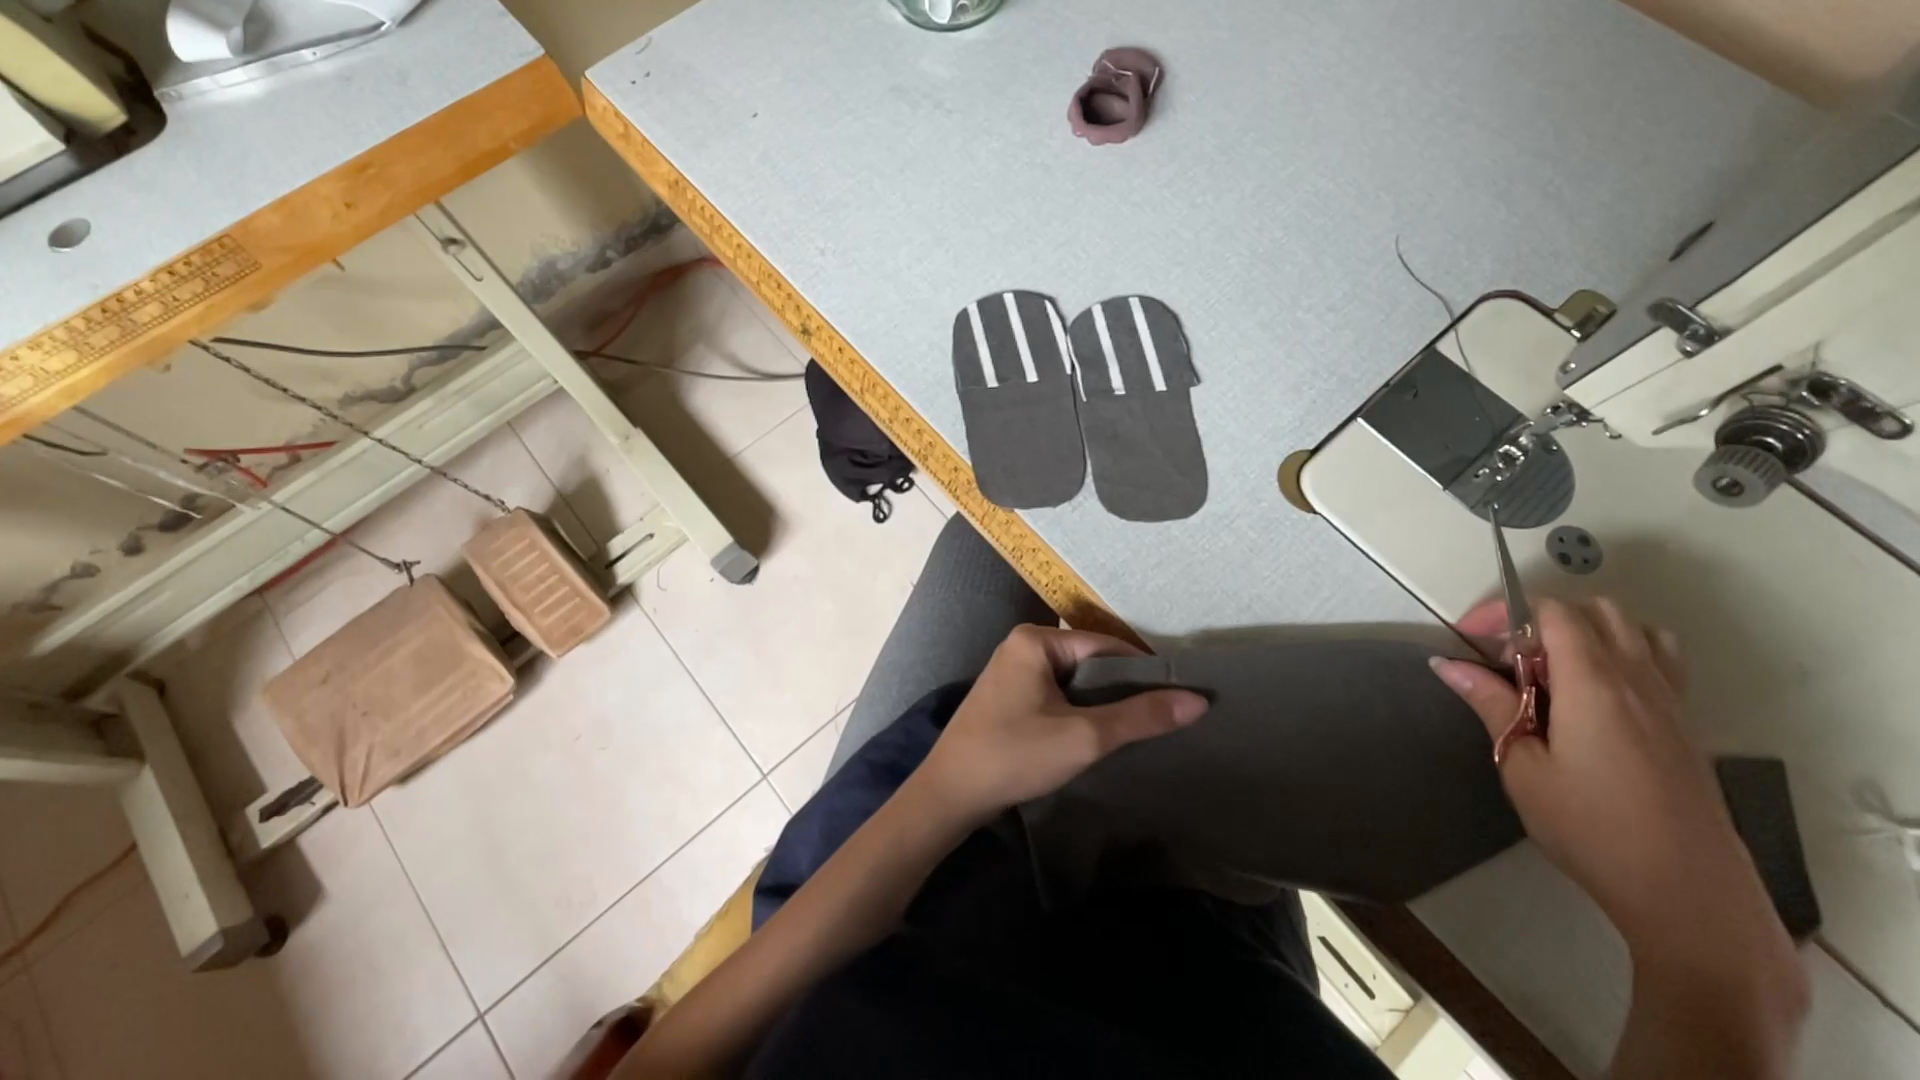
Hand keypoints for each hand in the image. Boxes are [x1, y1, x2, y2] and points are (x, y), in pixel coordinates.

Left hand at [914, 625, 1208, 825]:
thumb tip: (1199, 700)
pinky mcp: (1006, 701)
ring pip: (1074, 683)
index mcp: (1035, 640)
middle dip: (1124, 689)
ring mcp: (1010, 674)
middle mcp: (1021, 647)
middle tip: (1165, 715)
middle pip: (1090, 663)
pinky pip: (1056, 697)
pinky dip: (1079, 713)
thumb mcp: (1085, 736)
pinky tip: (1099, 736)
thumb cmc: (1015, 755)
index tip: (1179, 696)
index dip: (1145, 671)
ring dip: (1103, 704)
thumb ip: (1141, 716)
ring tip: (1140, 728)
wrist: (949, 796)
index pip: (1106, 646)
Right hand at [1429, 598, 1777, 958]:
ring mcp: (1669, 699)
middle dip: (1544, 619)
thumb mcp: (1523, 768)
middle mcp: (1637, 678)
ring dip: (1588, 633)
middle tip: (1510, 661)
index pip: (1552, 613)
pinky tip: (1595, 699)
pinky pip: (1658, 660)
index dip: (1505, 611)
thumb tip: (1449, 664)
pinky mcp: (1684, 723)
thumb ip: (1491, 705)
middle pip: (1595, 611)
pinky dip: (1621, 655)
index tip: (1470, 637)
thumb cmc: (1590, 828)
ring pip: (1633, 630)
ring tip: (1554, 675)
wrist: (1686, 888)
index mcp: (1593, 683)